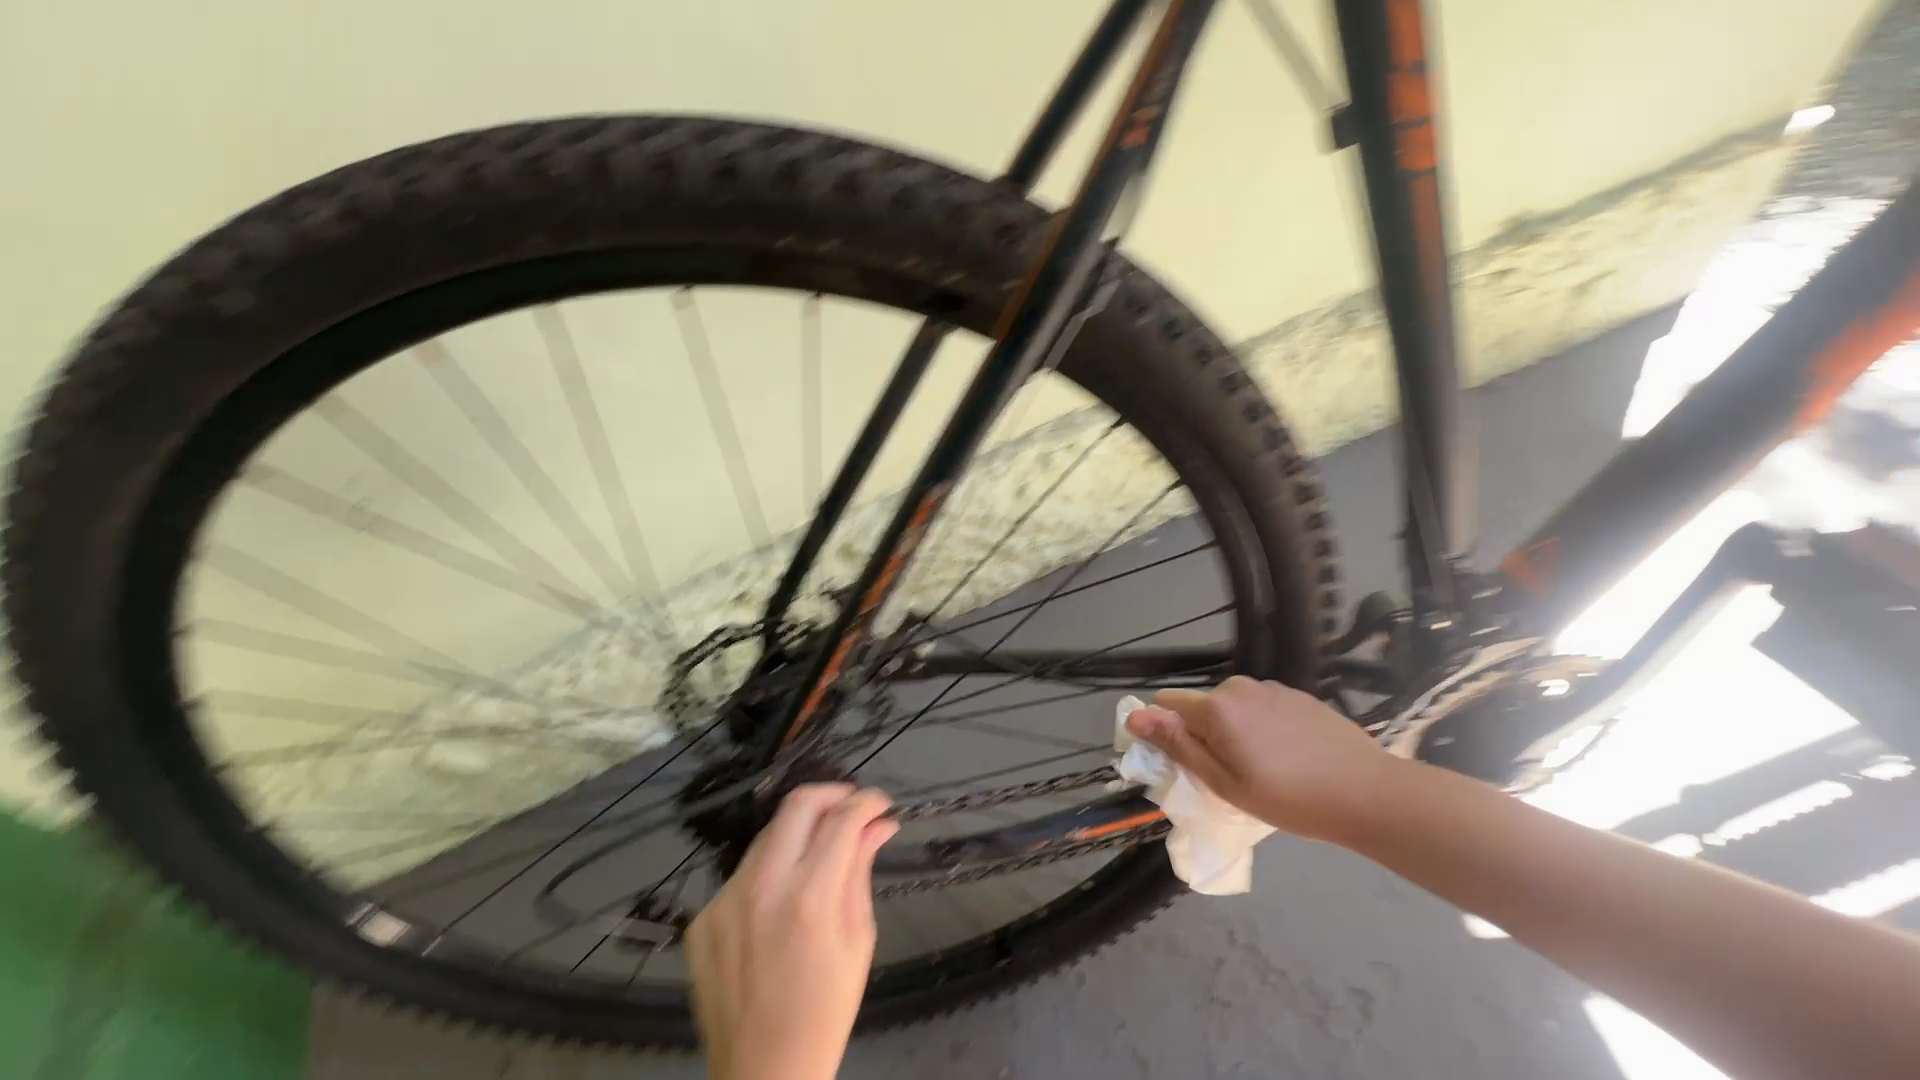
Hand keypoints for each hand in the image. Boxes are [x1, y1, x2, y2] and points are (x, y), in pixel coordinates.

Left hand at [686, 783, 897, 1079]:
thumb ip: (860, 872)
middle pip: (796, 805)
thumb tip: (877, 825)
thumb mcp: (858, 940)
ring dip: (798, 835)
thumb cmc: (826, 1010)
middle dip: (831, 795)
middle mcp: (761, 886)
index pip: (842, 818)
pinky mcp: (702, 917)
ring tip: (819, 857)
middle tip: (851, 808)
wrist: (763, 1072)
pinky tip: (780, 903)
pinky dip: (769, 874)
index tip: (879, 803)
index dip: (867, 801)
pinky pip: (742, 876)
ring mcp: (724, 899)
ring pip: (767, 837)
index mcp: (809, 896)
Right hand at [1125, 675, 1400, 843]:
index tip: (1187, 766)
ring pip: (1232, 707)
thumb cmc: (1290, 799)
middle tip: (1231, 778)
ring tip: (1264, 770)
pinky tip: (1290, 757)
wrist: (1369, 793)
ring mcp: (1273, 688)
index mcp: (1216, 707)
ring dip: (1234, 732)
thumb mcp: (1225, 784)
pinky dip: (1262, 728)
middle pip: (1199, 706)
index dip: (1166, 733)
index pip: (1164, 704)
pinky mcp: (1299, 696)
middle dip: (1203, 735)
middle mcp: (1240, 686)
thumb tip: (1134, 716)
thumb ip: (1178, 745)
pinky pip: (1261, 707)